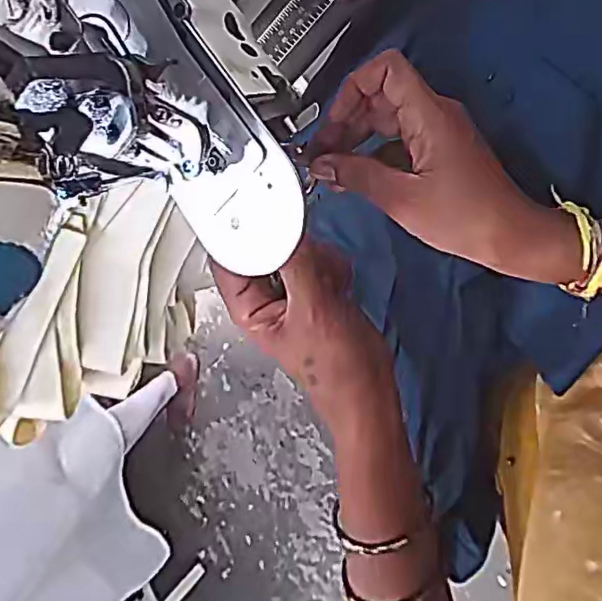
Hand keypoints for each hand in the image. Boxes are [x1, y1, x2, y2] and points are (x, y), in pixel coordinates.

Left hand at [211, 236, 395, 427]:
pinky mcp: (317, 286)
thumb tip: (283, 226)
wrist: (371, 385)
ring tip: (330, 287)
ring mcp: (293, 289)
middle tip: (311, 267)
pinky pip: (322, 257)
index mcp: (248, 307)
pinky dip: (334, 266)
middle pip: (268, 246)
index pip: (231, 257)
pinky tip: (340, 288)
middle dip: (297, 251)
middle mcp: (267, 296)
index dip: (244, 234)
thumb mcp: (313, 309)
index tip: (264, 215)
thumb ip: (297, 262)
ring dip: (321, 260)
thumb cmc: (336, 369)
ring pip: (298, 248)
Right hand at [308, 50, 578, 283]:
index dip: (352, 88)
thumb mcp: (403, 199)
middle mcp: (436, 114)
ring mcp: (439, 129)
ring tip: (335, 167)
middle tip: (324, 151)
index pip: (386, 69)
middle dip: (347, 120)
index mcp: (430, 115)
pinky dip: (375, 152)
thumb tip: (325, 165)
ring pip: (388, 117)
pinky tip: (359, 176)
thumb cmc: (473, 218)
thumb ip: (357, 176)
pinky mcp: (441, 147)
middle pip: (380, 95)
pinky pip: (400, 137)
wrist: (511, 235)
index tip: (334, 120)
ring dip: (358, 137)